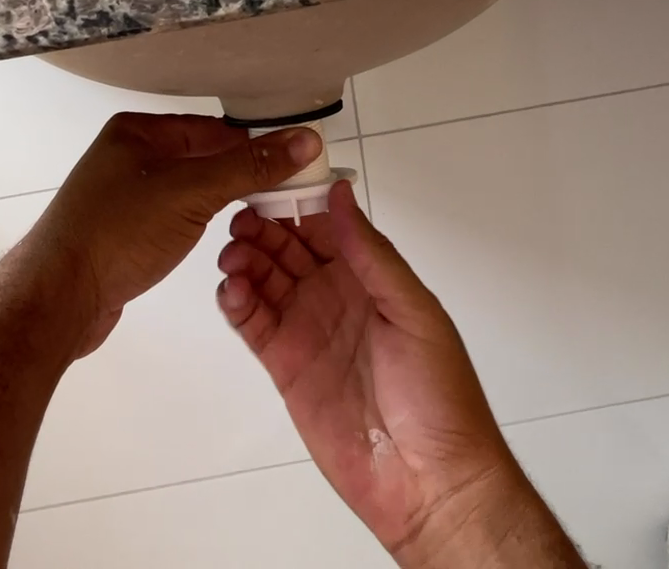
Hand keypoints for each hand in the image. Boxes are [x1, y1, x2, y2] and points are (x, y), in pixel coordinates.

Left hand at [24, 113, 319, 356]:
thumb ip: (248, 167)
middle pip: (200, 157)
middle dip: (241, 172)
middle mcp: (127, 155)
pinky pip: (171, 214)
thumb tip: (306, 139)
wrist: (58, 297)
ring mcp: (121, 194)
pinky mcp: (121, 230)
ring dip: (221, 197)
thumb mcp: (191, 192)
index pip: (211, 129)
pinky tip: (218, 232)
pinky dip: (197, 219)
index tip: (296, 162)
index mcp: (137, 131)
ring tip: (263, 212)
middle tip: (289, 192)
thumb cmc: (121, 231)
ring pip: (187, 188)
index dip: (254, 143)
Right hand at [216, 184, 584, 568]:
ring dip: (243, 259)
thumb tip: (341, 194)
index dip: (295, 203)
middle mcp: (334, 295)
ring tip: (233, 255)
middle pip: (286, 247)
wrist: (428, 483)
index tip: (269, 185)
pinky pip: (251, 322)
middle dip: (261, 227)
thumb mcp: (413, 311)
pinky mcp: (284, 363)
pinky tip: (231, 290)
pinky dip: (235, 301)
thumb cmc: (438, 395)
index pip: (323, 225)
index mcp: (368, 277)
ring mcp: (306, 328)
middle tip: (240, 221)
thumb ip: (372, 253)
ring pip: (263, 278)